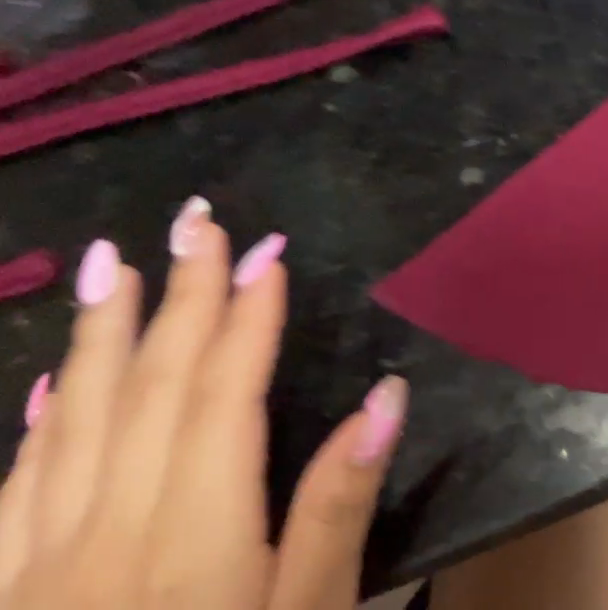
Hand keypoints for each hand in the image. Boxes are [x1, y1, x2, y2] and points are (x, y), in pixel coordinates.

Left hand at [0, 201, 406, 609]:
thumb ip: (338, 504)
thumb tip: (383, 395)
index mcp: (190, 533)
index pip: (220, 396)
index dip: (245, 318)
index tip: (265, 252)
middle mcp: (104, 531)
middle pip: (146, 392)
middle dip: (175, 298)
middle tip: (191, 221)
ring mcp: (37, 562)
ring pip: (72, 422)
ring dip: (101, 335)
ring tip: (113, 266)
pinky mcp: (5, 587)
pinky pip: (15, 486)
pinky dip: (40, 420)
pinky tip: (55, 380)